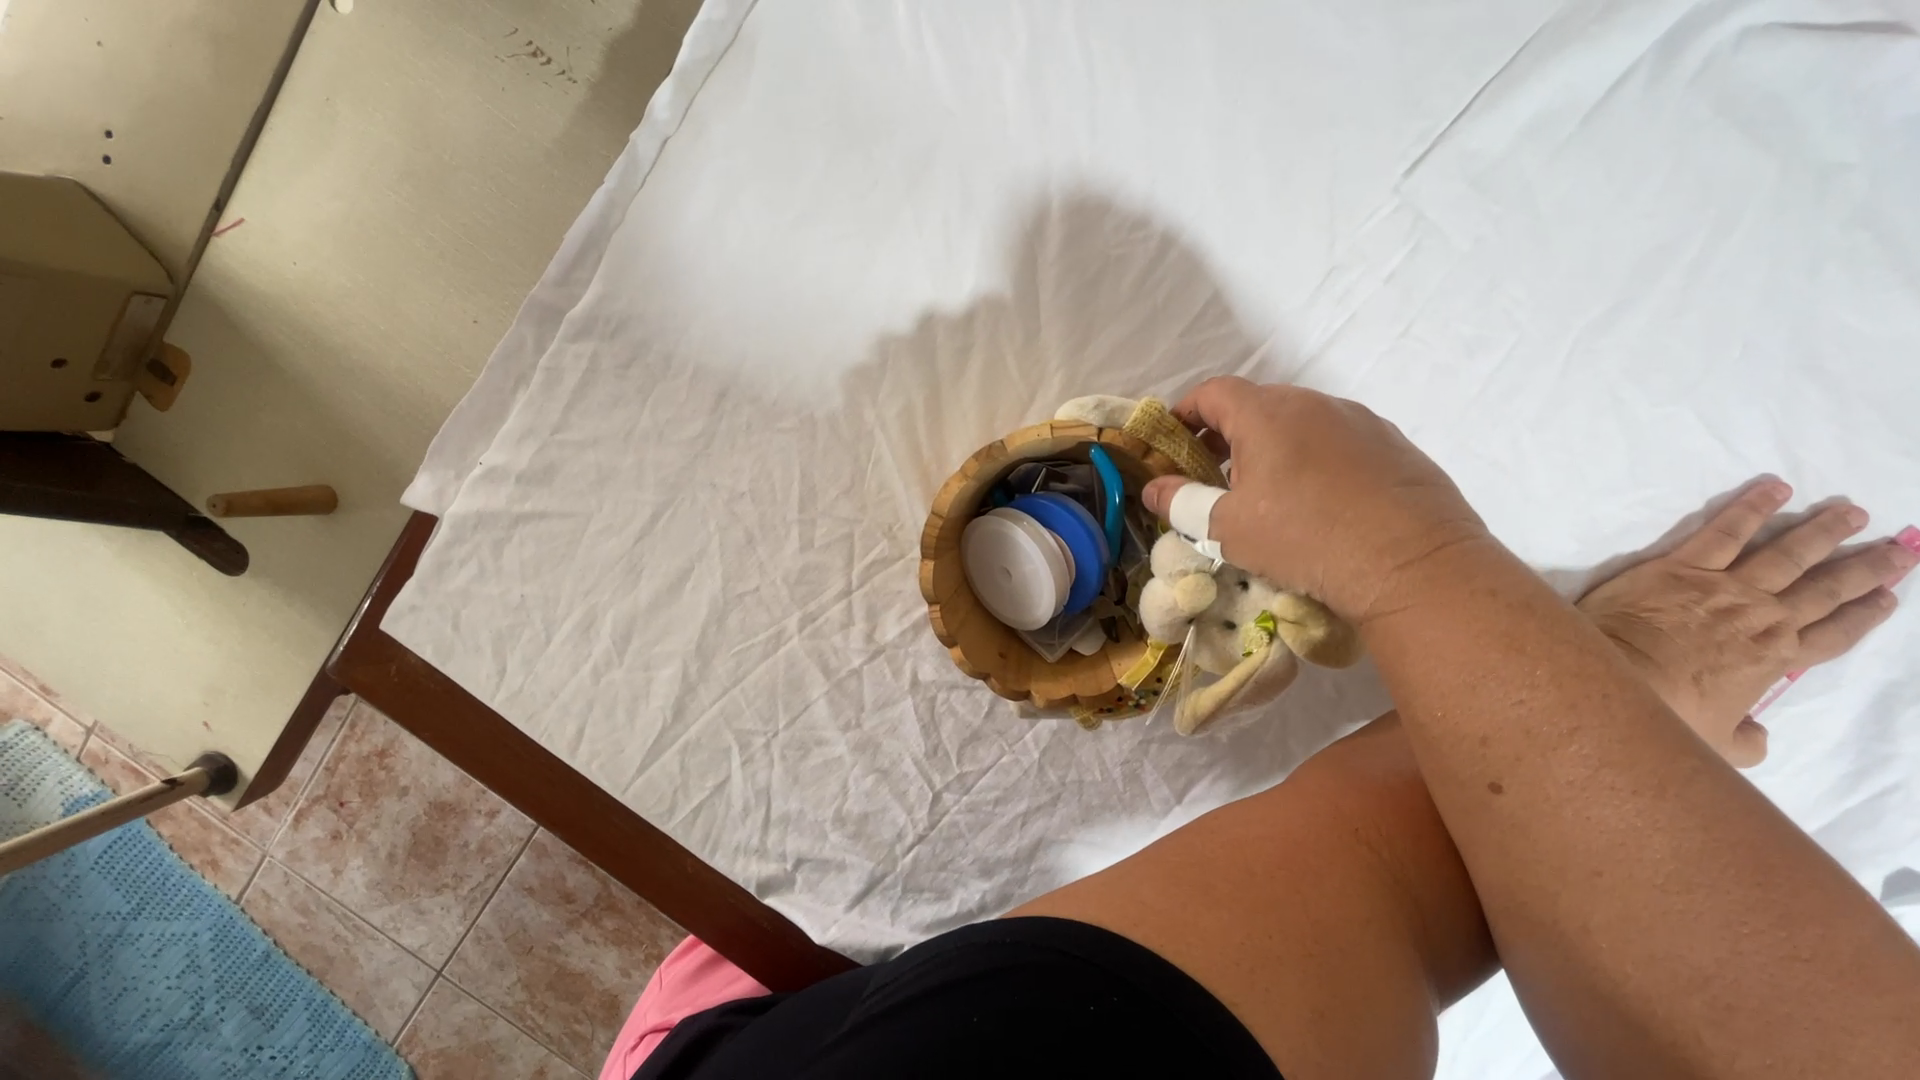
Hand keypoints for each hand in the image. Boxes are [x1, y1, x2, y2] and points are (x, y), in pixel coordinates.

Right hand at [1141, 377, 1490, 623]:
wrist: (1413, 564)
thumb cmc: (1304, 538)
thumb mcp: (1228, 529)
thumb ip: (1182, 503)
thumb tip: (1152, 488)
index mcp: (1266, 414)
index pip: (1212, 392)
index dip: (1185, 413)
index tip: (1172, 444)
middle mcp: (1314, 404)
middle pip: (1257, 405)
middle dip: (1226, 435)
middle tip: (1213, 476)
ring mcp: (1360, 421)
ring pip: (1301, 423)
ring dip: (1273, 448)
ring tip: (1268, 495)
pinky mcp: (1394, 446)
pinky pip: (1339, 442)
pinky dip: (1315, 460)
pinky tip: (1321, 504)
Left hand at [1577, 478, 1910, 766]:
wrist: (1616, 678)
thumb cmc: (1663, 712)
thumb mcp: (1716, 743)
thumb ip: (1745, 740)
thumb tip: (1758, 739)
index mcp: (1775, 659)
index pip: (1834, 634)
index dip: (1863, 615)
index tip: (1887, 598)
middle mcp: (1763, 617)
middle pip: (1825, 587)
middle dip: (1865, 566)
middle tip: (1898, 547)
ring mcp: (1725, 587)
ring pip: (1787, 551)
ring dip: (1821, 529)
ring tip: (1851, 511)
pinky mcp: (1681, 566)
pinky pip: (1723, 530)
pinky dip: (1751, 506)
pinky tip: (1774, 486)